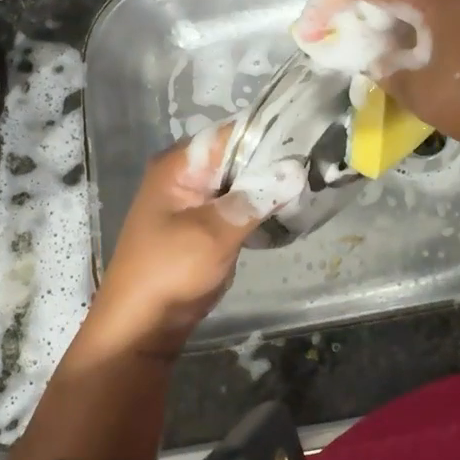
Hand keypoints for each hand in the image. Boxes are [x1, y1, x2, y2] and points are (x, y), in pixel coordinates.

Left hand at [89, 123, 302, 351]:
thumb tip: (296, 169)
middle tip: (317, 163)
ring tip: (311, 184)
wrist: (141, 325)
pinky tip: (289, 209)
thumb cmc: (170, 272)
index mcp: (178, 166)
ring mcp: (193, 202)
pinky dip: (259, 207)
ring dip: (269, 186)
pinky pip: (237, 205)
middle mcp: (184, 176)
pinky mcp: (204, 226)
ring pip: (239, 182)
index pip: (230, 134)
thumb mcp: (215, 233)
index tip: (308, 138)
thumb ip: (256, 199)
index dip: (268, 134)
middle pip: (236, 156)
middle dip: (273, 161)